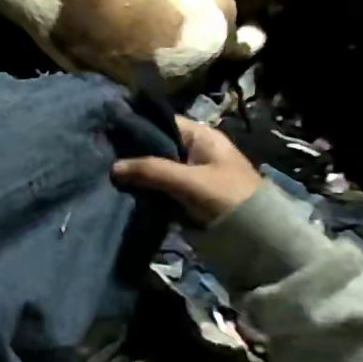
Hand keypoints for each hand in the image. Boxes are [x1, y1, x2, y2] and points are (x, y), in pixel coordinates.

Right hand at [113, 117, 261, 224]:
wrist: (257, 238)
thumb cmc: (227, 198)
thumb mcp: (189, 181)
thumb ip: (151, 171)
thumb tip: (114, 167)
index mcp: (202, 137)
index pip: (164, 122)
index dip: (139, 126)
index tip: (110, 132)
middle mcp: (195, 151)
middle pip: (158, 147)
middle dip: (134, 154)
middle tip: (104, 156)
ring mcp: (191, 175)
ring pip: (157, 170)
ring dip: (138, 175)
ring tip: (109, 175)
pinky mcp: (187, 197)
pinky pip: (161, 189)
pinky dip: (146, 191)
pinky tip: (124, 192)